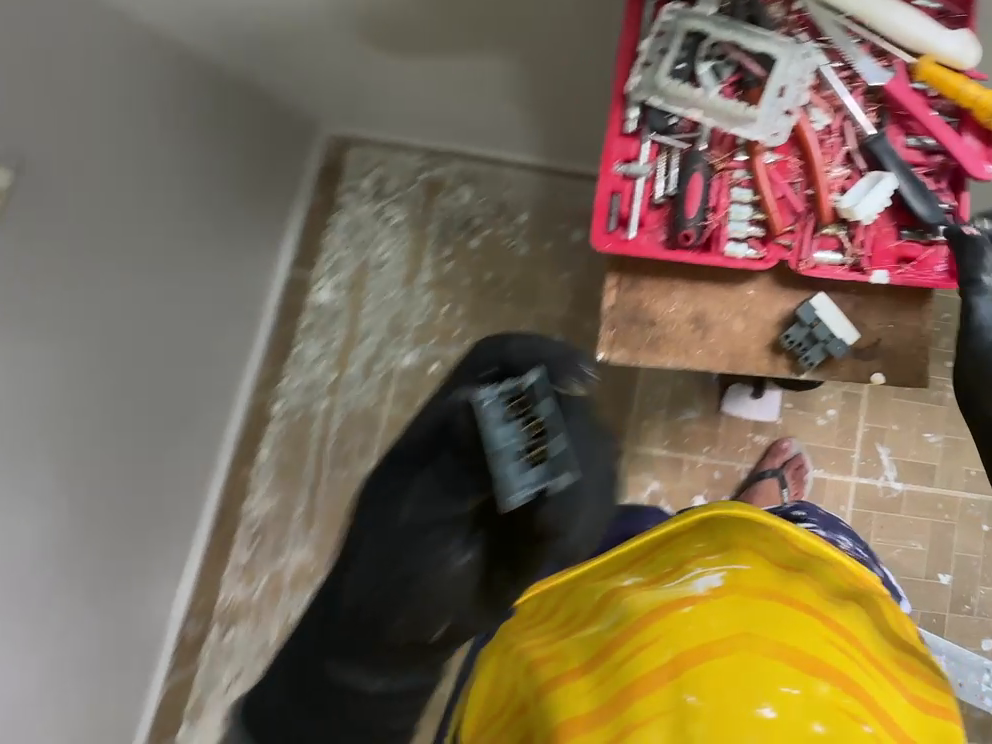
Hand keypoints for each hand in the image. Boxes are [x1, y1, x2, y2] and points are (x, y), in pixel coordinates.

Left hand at [241, 334, 616, 743]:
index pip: (502, 357)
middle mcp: (504, 428)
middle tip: (553, 503)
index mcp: (457, 416)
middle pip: (559, 399)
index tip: (580, 381)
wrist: (400, 636)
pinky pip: (600, 490)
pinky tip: (560, 548)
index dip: (542, 355)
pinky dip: (589, 515)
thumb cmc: (391, 567)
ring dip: (583, 486)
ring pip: (592, 442)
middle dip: (569, 444)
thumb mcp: (413, 514)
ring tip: (551, 537)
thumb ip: (452, 463)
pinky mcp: (562, 504)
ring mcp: (538, 465)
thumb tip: (477, 404)